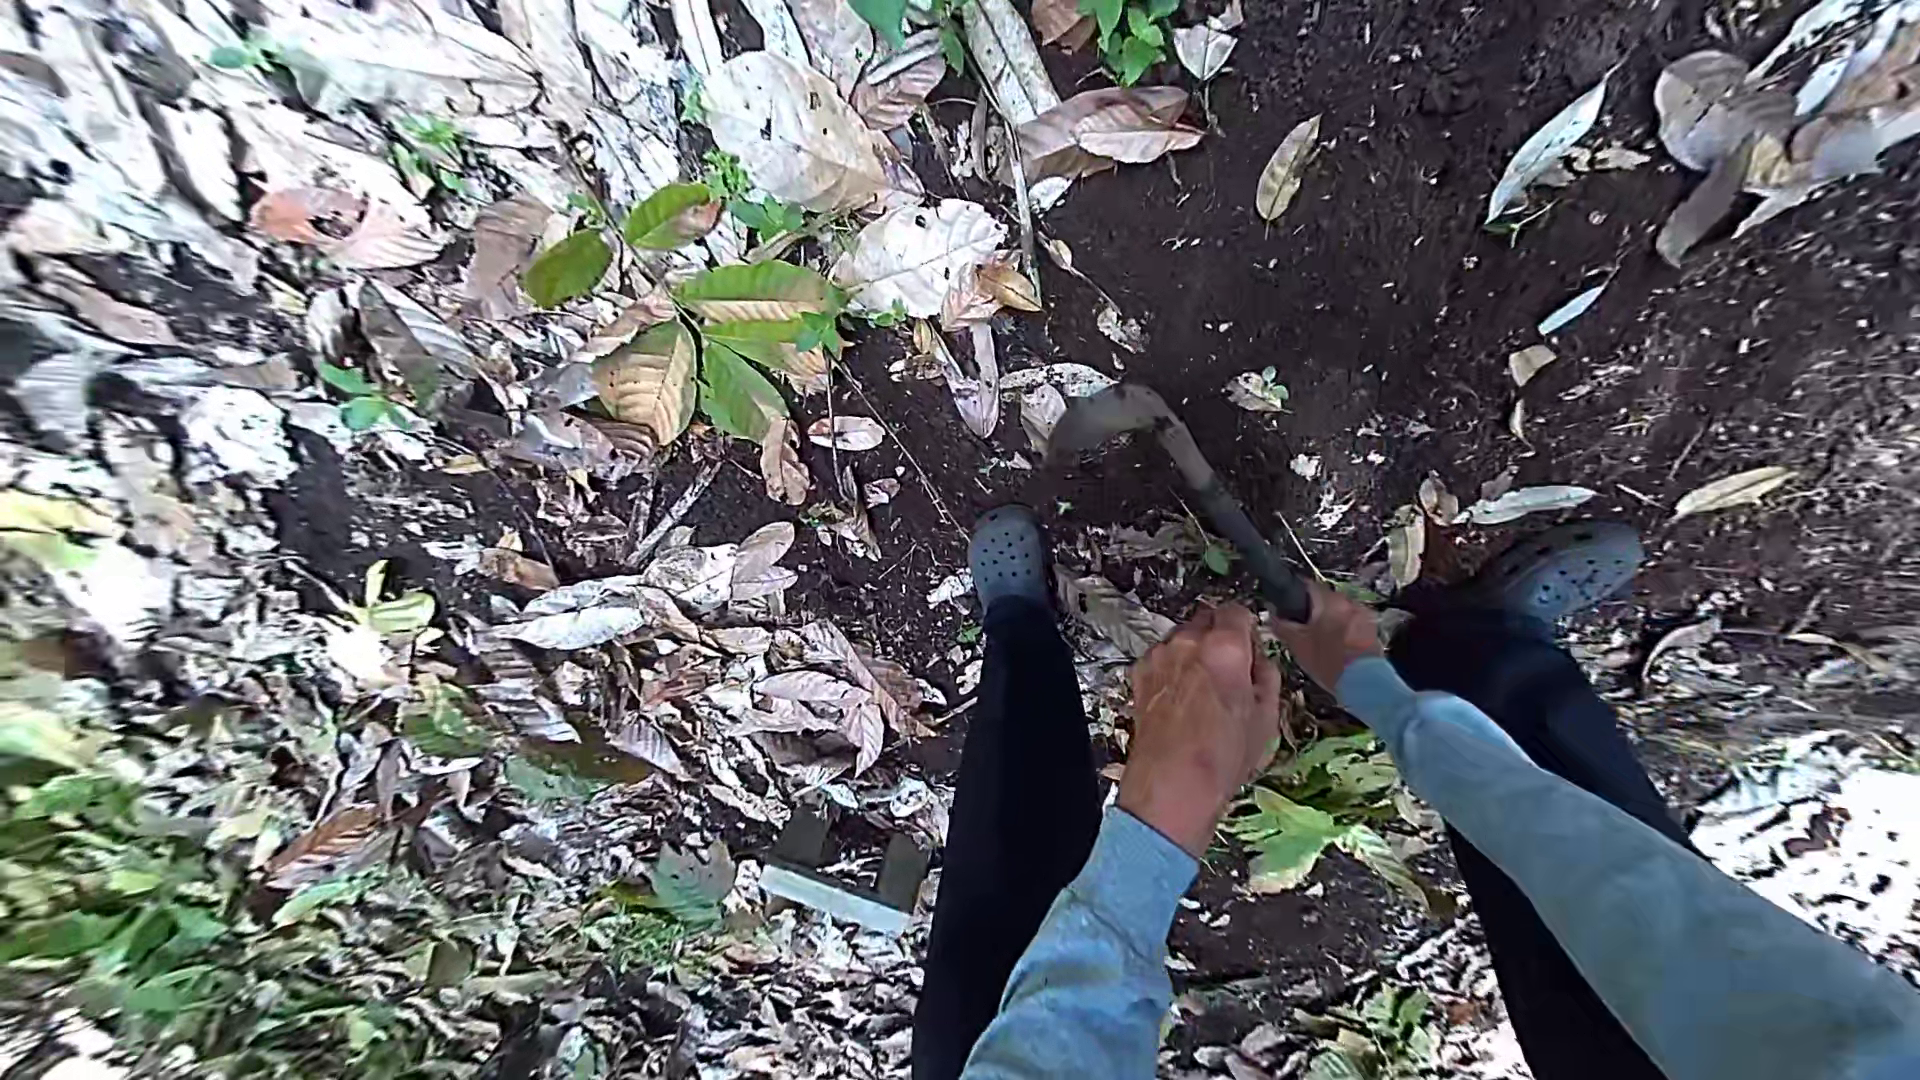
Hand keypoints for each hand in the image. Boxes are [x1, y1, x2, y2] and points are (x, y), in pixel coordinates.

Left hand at [1118, 604, 1282, 857]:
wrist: (1171, 780)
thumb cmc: (1223, 754)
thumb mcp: (1266, 717)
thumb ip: (1266, 674)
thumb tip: (1259, 658)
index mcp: (1225, 647)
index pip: (1236, 610)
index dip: (1245, 626)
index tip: (1249, 642)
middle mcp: (1187, 641)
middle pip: (1206, 619)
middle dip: (1219, 635)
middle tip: (1229, 667)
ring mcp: (1160, 654)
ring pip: (1182, 637)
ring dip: (1194, 650)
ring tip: (1203, 687)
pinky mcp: (1140, 670)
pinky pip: (1162, 655)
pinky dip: (1172, 665)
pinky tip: (1180, 695)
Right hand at [1268, 581, 1382, 692]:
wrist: (1365, 685)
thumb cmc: (1328, 661)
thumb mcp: (1296, 643)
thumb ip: (1281, 625)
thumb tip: (1272, 615)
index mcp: (1330, 600)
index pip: (1305, 585)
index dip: (1291, 594)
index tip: (1284, 606)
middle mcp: (1349, 602)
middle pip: (1323, 599)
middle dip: (1310, 610)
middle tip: (1298, 627)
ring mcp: (1364, 616)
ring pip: (1337, 611)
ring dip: (1326, 620)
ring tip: (1315, 639)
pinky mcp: (1372, 630)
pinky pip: (1349, 623)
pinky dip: (1339, 630)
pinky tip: (1332, 646)